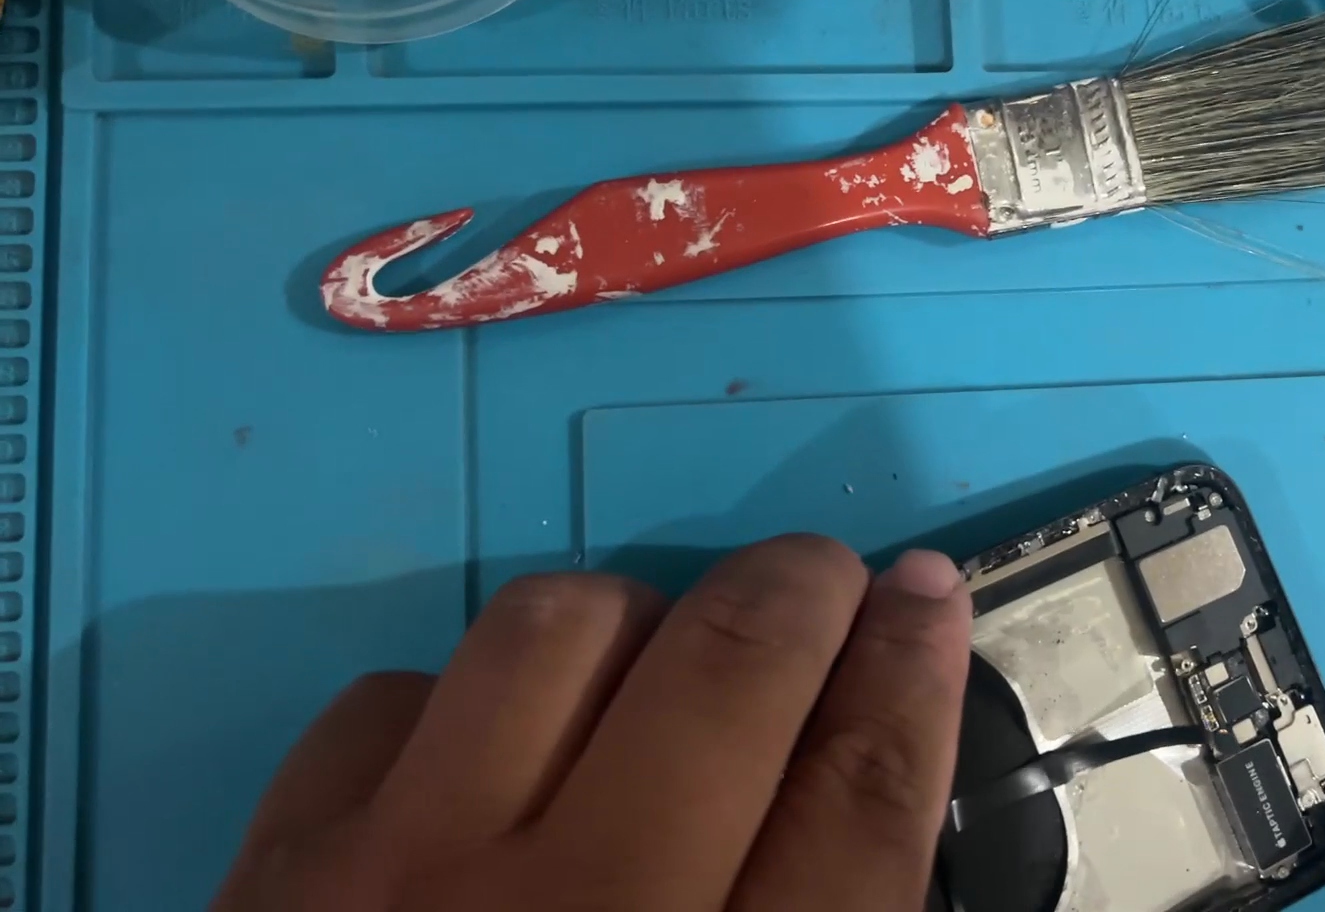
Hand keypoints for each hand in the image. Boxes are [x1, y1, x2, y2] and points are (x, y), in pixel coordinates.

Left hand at [212, 536, 973, 911]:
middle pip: (732, 665)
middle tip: (826, 578)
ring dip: (638, 615)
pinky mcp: (262, 898)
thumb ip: (851, 886)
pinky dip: (466, 695)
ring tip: (659, 664)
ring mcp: (398, 906)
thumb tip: (889, 701)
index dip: (911, 662)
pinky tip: (490, 760)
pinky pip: (392, 699)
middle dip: (803, 584)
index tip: (929, 586)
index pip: (864, 785)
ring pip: (557, 630)